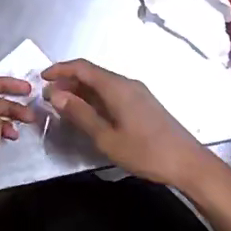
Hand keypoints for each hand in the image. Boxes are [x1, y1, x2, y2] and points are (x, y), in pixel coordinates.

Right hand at [42, 60, 208, 186]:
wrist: (188, 163)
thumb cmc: (145, 151)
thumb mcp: (106, 137)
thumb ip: (80, 114)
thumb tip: (55, 95)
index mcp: (117, 87)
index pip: (83, 68)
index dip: (60, 69)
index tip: (41, 78)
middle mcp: (126, 84)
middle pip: (92, 74)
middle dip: (68, 82)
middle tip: (48, 97)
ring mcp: (137, 93)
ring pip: (102, 85)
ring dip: (81, 92)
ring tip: (62, 106)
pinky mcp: (142, 104)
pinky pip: (112, 93)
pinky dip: (94, 99)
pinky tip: (87, 114)